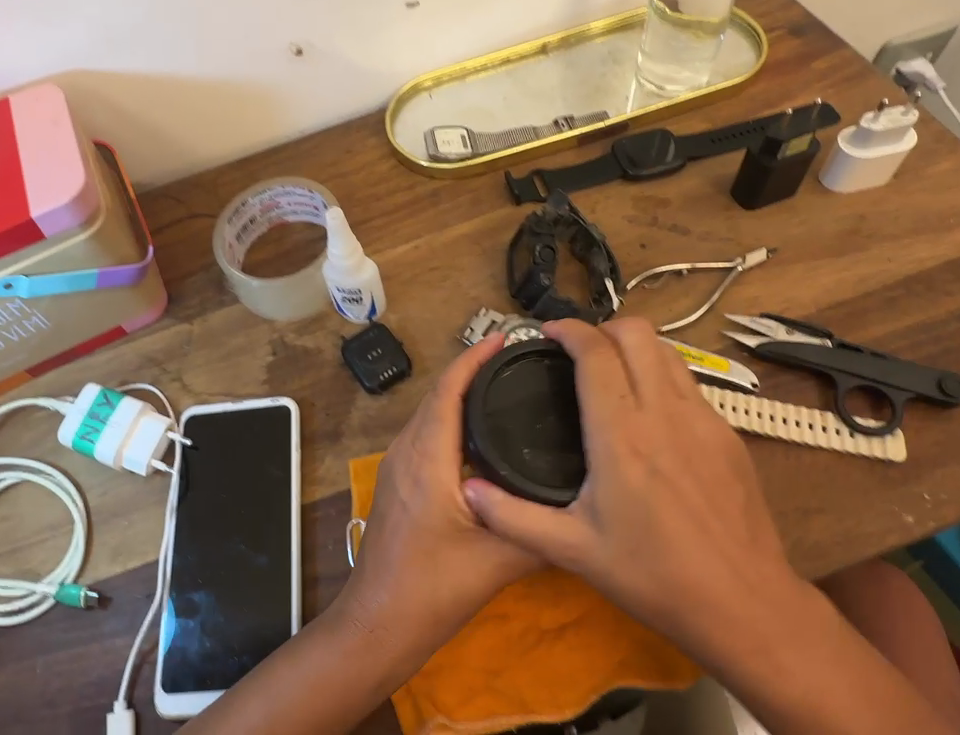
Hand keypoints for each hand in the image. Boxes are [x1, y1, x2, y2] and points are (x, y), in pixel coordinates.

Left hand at [336, 332, 542, 651]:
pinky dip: (453, 421)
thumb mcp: (498, 559)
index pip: (449, 388)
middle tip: (519, 363)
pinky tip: (483, 438)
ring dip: (462, 396)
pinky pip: (427, 435)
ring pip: (431, 414)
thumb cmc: (433, 588)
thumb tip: (580, 505)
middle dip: (474, 371)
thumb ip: (539, 528)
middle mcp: (407, 449)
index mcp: (427, 455)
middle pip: (439, 395)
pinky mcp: (398, 482)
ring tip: (507, 390)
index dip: (476, 358)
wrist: (379, 622)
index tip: (508, 337)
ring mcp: (397, 466)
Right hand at [461, 317, 799, 656]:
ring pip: (668, 351)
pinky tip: (649, 413)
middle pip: (636, 333)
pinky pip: (689, 383)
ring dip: (634, 347)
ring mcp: (704, 419)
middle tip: (577, 352)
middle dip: (602, 329)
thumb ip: (514, 517)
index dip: (569, 330)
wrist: (744, 604)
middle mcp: (664, 413)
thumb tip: (469, 491)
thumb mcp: (574, 551)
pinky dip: (661, 376)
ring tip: (611, 372)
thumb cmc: (653, 576)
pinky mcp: (728, 434)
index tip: (548, 333)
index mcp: (621, 434)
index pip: (595, 352)